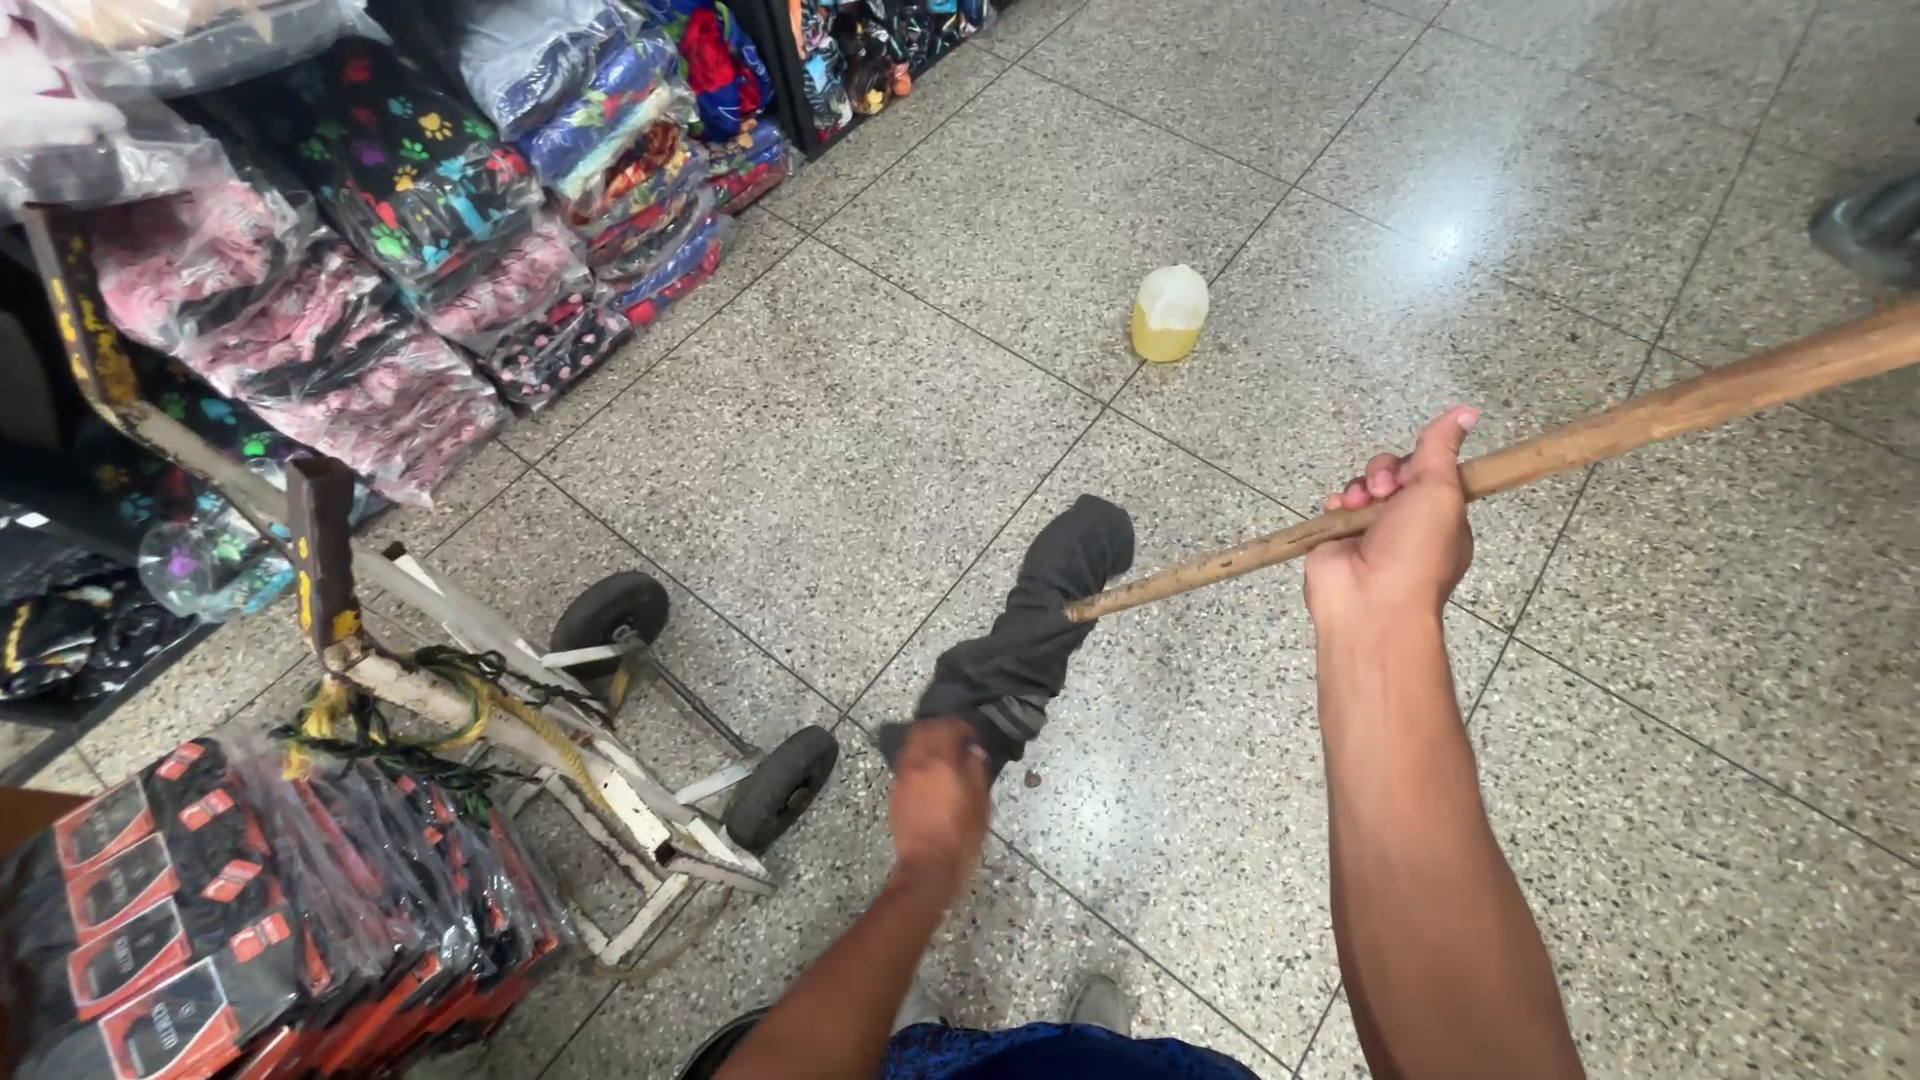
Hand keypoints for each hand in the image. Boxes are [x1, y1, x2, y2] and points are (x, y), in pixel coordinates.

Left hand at [887, 716, 989, 896]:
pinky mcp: (896, 790)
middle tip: (956, 735)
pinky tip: (930, 770)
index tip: (973, 733)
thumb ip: (976, 770)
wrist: (928, 864)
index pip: (949, 727)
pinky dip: (918, 756)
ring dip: (926, 740)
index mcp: (941, 762)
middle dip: (940, 726)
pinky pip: (906, 761)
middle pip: (923, 729)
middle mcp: (918, 762)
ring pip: (910, 743)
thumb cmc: (960, 834)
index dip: (963, 725)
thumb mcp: (979, 803)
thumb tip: (973, 750)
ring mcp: (903, 776)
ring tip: (941, 751)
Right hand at [1304, 406, 1478, 631]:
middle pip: (1394, 474)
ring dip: (1359, 487)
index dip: (1417, 464)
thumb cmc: (1414, 550)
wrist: (1369, 599)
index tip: (1412, 474)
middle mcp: (1407, 522)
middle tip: (1383, 490)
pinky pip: (1336, 506)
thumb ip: (1441, 449)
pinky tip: (1337, 509)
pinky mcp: (1338, 537)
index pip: (1429, 471)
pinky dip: (1335, 503)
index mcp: (1441, 516)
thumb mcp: (1440, 492)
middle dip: (1385, 473)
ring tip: (1357, 503)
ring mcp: (1371, 530)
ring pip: (1363, 487)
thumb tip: (1466, 410)